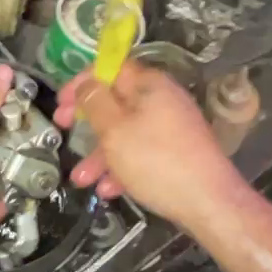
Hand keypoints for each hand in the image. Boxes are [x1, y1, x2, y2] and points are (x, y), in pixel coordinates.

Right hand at [54, 60, 247, 229]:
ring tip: (81, 179)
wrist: (210, 203)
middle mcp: (163, 100)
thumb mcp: (115, 130)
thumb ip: (95, 103)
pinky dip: (123, 168)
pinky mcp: (177, 154)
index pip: (112, 67)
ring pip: (126, 133)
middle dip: (87, 120)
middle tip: (62, 130)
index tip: (61, 100)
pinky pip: (142, 153)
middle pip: (117, 102)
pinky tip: (108, 190)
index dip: (83, 80)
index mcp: (150, 85)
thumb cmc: (156, 161)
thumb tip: (87, 84)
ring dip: (100, 154)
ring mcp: (172, 128)